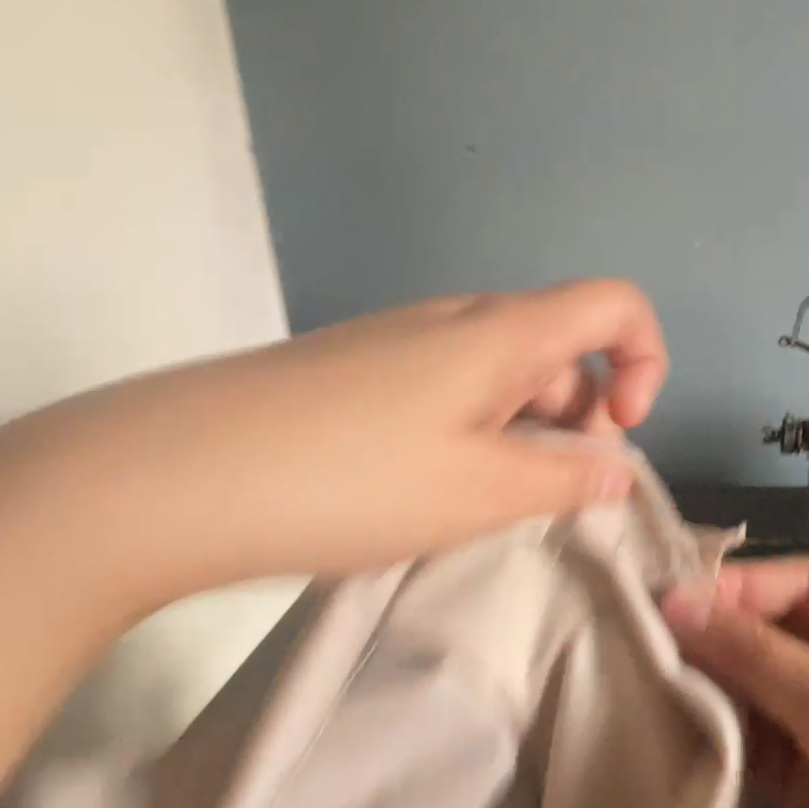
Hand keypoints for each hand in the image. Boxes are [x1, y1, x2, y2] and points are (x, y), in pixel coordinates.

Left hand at [0, 278, 667, 603]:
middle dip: (580, 415)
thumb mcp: (480, 492)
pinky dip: (471, 431)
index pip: (615, 304)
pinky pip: (448, 387)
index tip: (618, 431)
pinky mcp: (355, 369)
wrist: (163, 475)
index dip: (645, 359)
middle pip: (560, 344)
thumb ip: (566, 479)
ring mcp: (399, 341)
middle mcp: (457, 319)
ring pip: (501, 371)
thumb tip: (619, 471)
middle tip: (542, 491)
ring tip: (481, 502)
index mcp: (502, 332)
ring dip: (524, 429)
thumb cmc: (351, 479)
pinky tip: (423, 488)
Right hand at [661, 558, 808, 807]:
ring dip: (712, 681)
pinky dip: (720, 733)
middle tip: (641, 632)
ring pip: (762, 686)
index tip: (669, 596)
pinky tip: (671, 722)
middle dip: (720, 631)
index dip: (742, 584)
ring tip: (643, 674)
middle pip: (780, 630)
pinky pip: (758, 742)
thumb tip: (675, 599)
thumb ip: (760, 654)